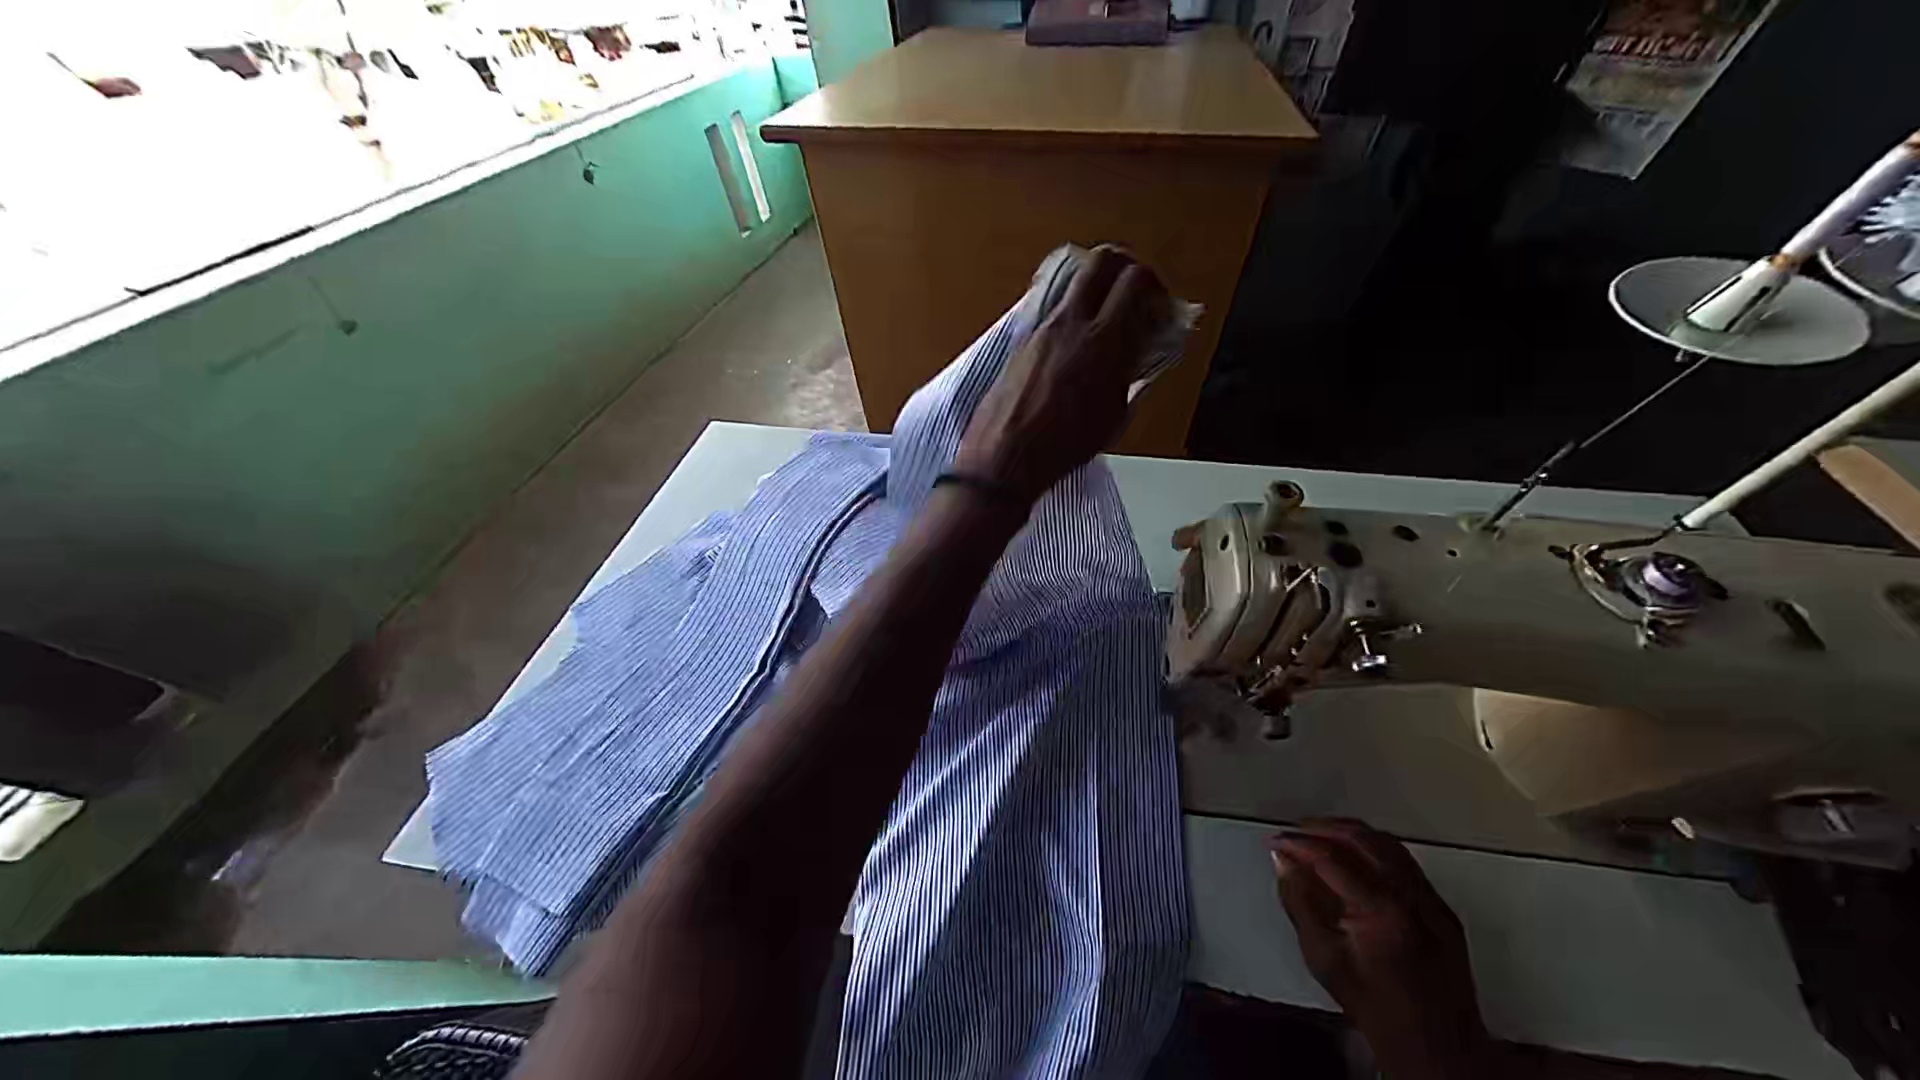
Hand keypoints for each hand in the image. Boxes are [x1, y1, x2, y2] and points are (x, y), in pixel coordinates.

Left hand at [953, 246, 1170, 504]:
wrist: (1004, 457)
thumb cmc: (1061, 447)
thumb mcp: (1112, 416)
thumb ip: (1129, 375)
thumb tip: (1138, 355)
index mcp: (1101, 341)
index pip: (1135, 280)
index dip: (1154, 285)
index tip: (1158, 305)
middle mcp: (1069, 324)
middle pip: (1102, 260)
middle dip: (1125, 265)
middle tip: (1135, 290)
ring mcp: (1040, 329)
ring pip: (1073, 283)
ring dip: (1095, 288)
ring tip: (1105, 320)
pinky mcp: (1021, 342)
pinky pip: (1052, 311)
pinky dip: (1071, 314)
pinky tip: (1075, 345)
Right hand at [1269, 819, 1497, 1079]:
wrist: (1438, 1050)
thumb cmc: (1372, 1005)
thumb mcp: (1321, 957)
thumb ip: (1298, 901)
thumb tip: (1282, 859)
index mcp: (1381, 911)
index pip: (1331, 858)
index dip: (1298, 843)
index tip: (1274, 841)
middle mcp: (1411, 897)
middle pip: (1363, 839)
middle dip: (1323, 828)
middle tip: (1295, 831)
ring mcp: (1432, 901)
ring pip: (1387, 844)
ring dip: (1349, 832)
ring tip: (1321, 835)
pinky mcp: (1442, 907)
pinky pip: (1405, 861)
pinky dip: (1374, 848)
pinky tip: (1354, 855)